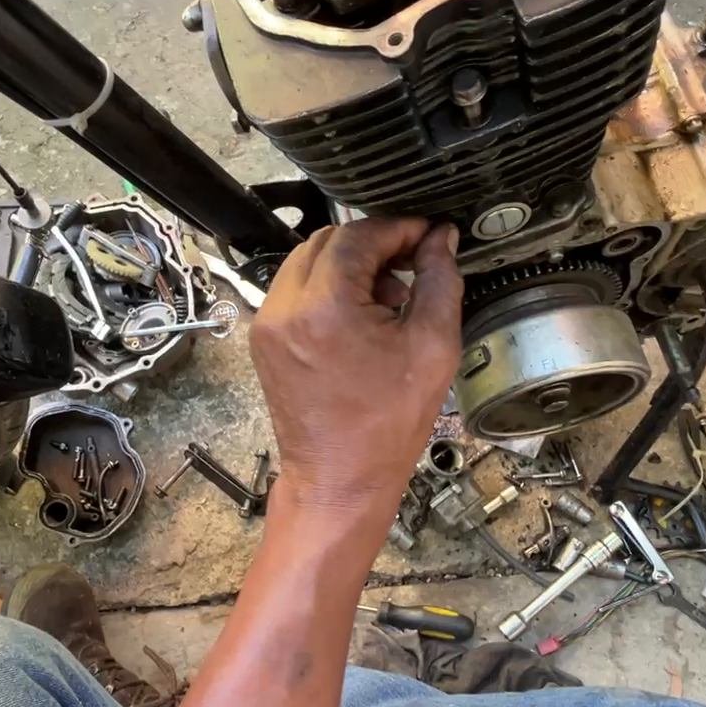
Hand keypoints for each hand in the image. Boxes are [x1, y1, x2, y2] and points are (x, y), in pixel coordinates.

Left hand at [249, 217, 461, 516]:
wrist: (339, 478)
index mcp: (324, 307)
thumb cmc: (386, 426)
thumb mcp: (432, 348)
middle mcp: (284, 308)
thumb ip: (439, 281)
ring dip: (350, 264)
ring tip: (390, 297)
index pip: (358, 236)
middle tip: (412, 264)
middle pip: (328, 241)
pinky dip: (327, 287)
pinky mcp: (264, 339)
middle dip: (374, 244)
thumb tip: (441, 240)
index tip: (427, 235)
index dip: (399, 229)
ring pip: (308, 262)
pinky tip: (360, 315)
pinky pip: (295, 290)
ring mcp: (267, 324)